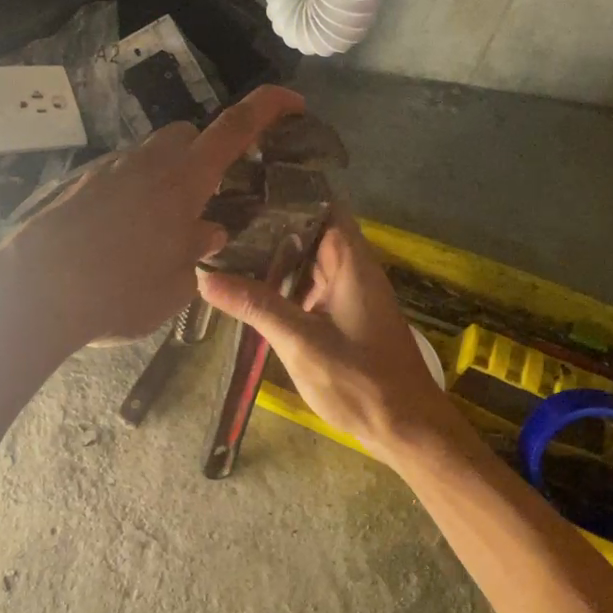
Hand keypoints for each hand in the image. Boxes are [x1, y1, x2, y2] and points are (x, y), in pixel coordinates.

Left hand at [0, 84, 305, 348]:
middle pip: (186, 136)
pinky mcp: (79, 183)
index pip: (236, 127)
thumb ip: (200, 249)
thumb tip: (209, 229)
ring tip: (159, 232)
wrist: (34, 290)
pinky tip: (119, 240)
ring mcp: (109, 168)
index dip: (269, 106)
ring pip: (150, 157)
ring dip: (165, 180)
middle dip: (204, 157)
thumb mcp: (176, 284)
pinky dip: (132, 196)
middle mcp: (148, 161)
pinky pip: (119, 177)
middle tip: (207, 201)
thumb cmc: (118, 289)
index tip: (294, 102)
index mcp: (184, 179)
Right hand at [198, 212, 461, 465]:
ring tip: (224, 244)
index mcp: (350, 259)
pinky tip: (250, 287)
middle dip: (269, 221)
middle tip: (220, 215)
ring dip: (274, 253)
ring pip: (307, 257)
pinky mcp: (345, 312)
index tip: (245, 183)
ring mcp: (349, 290)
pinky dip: (284, 280)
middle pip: (309, 227)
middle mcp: (352, 266)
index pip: (321, 202)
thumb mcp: (301, 342)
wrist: (407, 429)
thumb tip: (205, 276)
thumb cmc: (360, 381)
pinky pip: (311, 282)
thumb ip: (255, 305)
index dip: (286, 188)